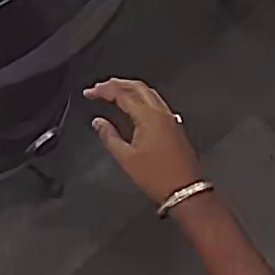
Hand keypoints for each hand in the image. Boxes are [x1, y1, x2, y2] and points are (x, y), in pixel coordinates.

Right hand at [84, 78, 199, 203]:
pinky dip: (141, 97)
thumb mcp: (126, 158)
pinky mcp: (174, 125)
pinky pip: (156, 102)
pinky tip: (134, 105)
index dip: (103, 90)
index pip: (122, 94)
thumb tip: (99, 122)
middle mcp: (161, 112)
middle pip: (137, 87)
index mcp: (148, 117)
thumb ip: (109, 136)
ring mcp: (170, 118)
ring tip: (114, 91)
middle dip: (116, 84)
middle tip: (100, 87)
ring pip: (148, 92)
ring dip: (130, 88)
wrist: (185, 190)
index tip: (90, 92)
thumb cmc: (157, 177)